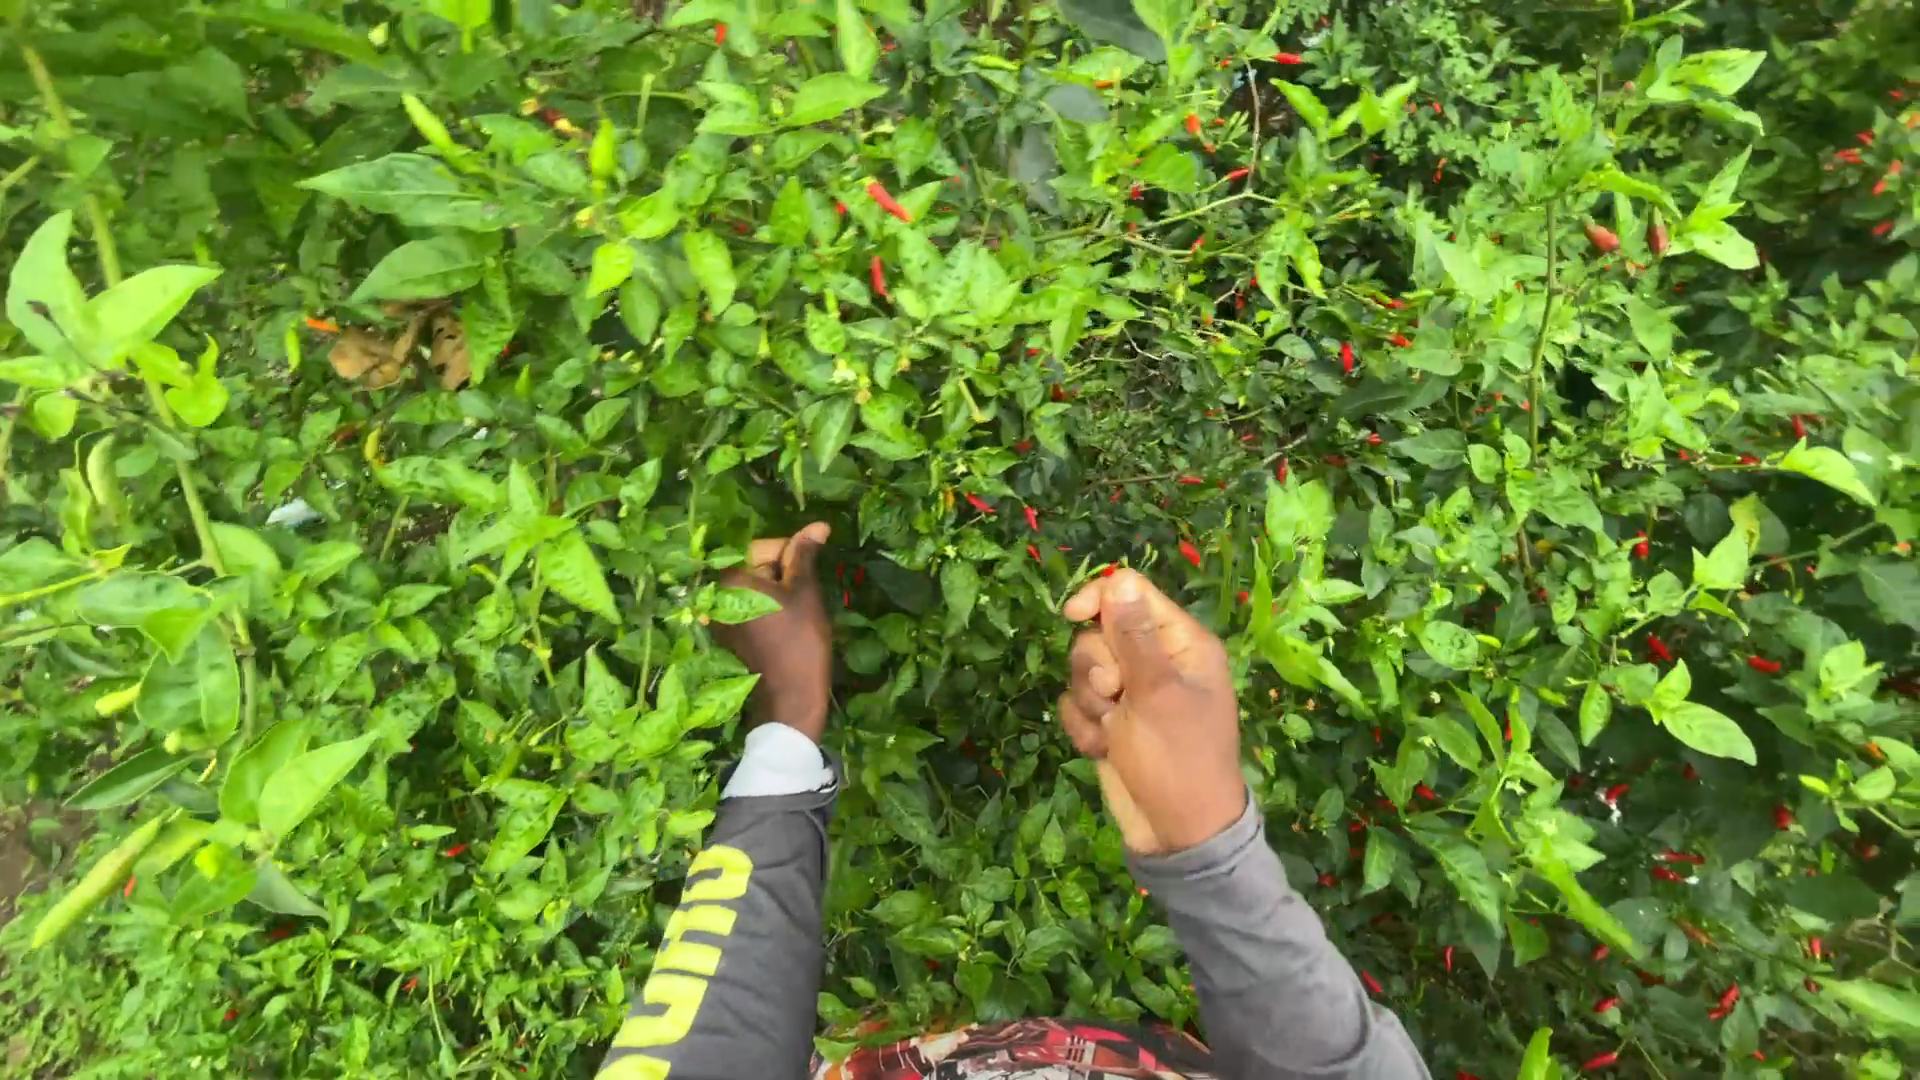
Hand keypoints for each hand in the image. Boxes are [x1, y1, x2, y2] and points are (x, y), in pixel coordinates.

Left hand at [714, 522, 833, 741]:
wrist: (790, 698)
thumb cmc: (800, 641)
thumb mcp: (805, 591)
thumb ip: (805, 554)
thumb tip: (819, 525)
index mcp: (730, 579)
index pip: (760, 546)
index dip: (788, 551)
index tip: (809, 567)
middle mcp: (715, 596)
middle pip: (753, 565)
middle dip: (781, 571)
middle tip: (805, 592)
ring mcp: (718, 617)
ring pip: (752, 586)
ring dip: (776, 589)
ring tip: (798, 608)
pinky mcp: (727, 634)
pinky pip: (747, 606)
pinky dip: (767, 606)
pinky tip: (786, 621)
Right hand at [1058, 569, 1245, 853]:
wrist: (1175, 833)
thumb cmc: (1176, 759)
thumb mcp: (1156, 694)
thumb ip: (1133, 636)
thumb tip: (1118, 579)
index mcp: (1180, 643)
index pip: (1130, 593)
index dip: (1098, 599)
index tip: (1072, 616)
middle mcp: (1155, 660)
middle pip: (1099, 632)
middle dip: (1096, 666)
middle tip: (1115, 694)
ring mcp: (1131, 691)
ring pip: (1082, 669)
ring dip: (1089, 701)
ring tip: (1112, 729)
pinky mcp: (1110, 718)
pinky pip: (1077, 703)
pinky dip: (1084, 726)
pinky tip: (1104, 748)